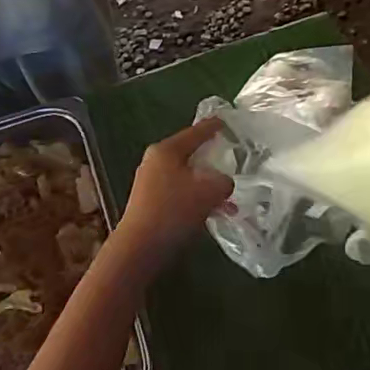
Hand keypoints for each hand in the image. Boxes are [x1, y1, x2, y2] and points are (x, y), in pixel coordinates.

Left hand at [110, 118, 233, 271]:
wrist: (139, 248)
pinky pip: (180, 194)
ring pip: (187, 178)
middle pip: (189, 155)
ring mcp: (150, 183)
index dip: (212, 127)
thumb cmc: (173, 211)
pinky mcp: (150, 204)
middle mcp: (155, 162)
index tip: (225, 121)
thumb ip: (223, 181)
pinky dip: (197, 200)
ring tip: (228, 199)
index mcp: (166, 150)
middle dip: (211, 160)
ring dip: (207, 187)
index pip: (194, 133)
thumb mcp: (209, 191)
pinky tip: (213, 213)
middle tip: (230, 159)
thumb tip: (223, 184)